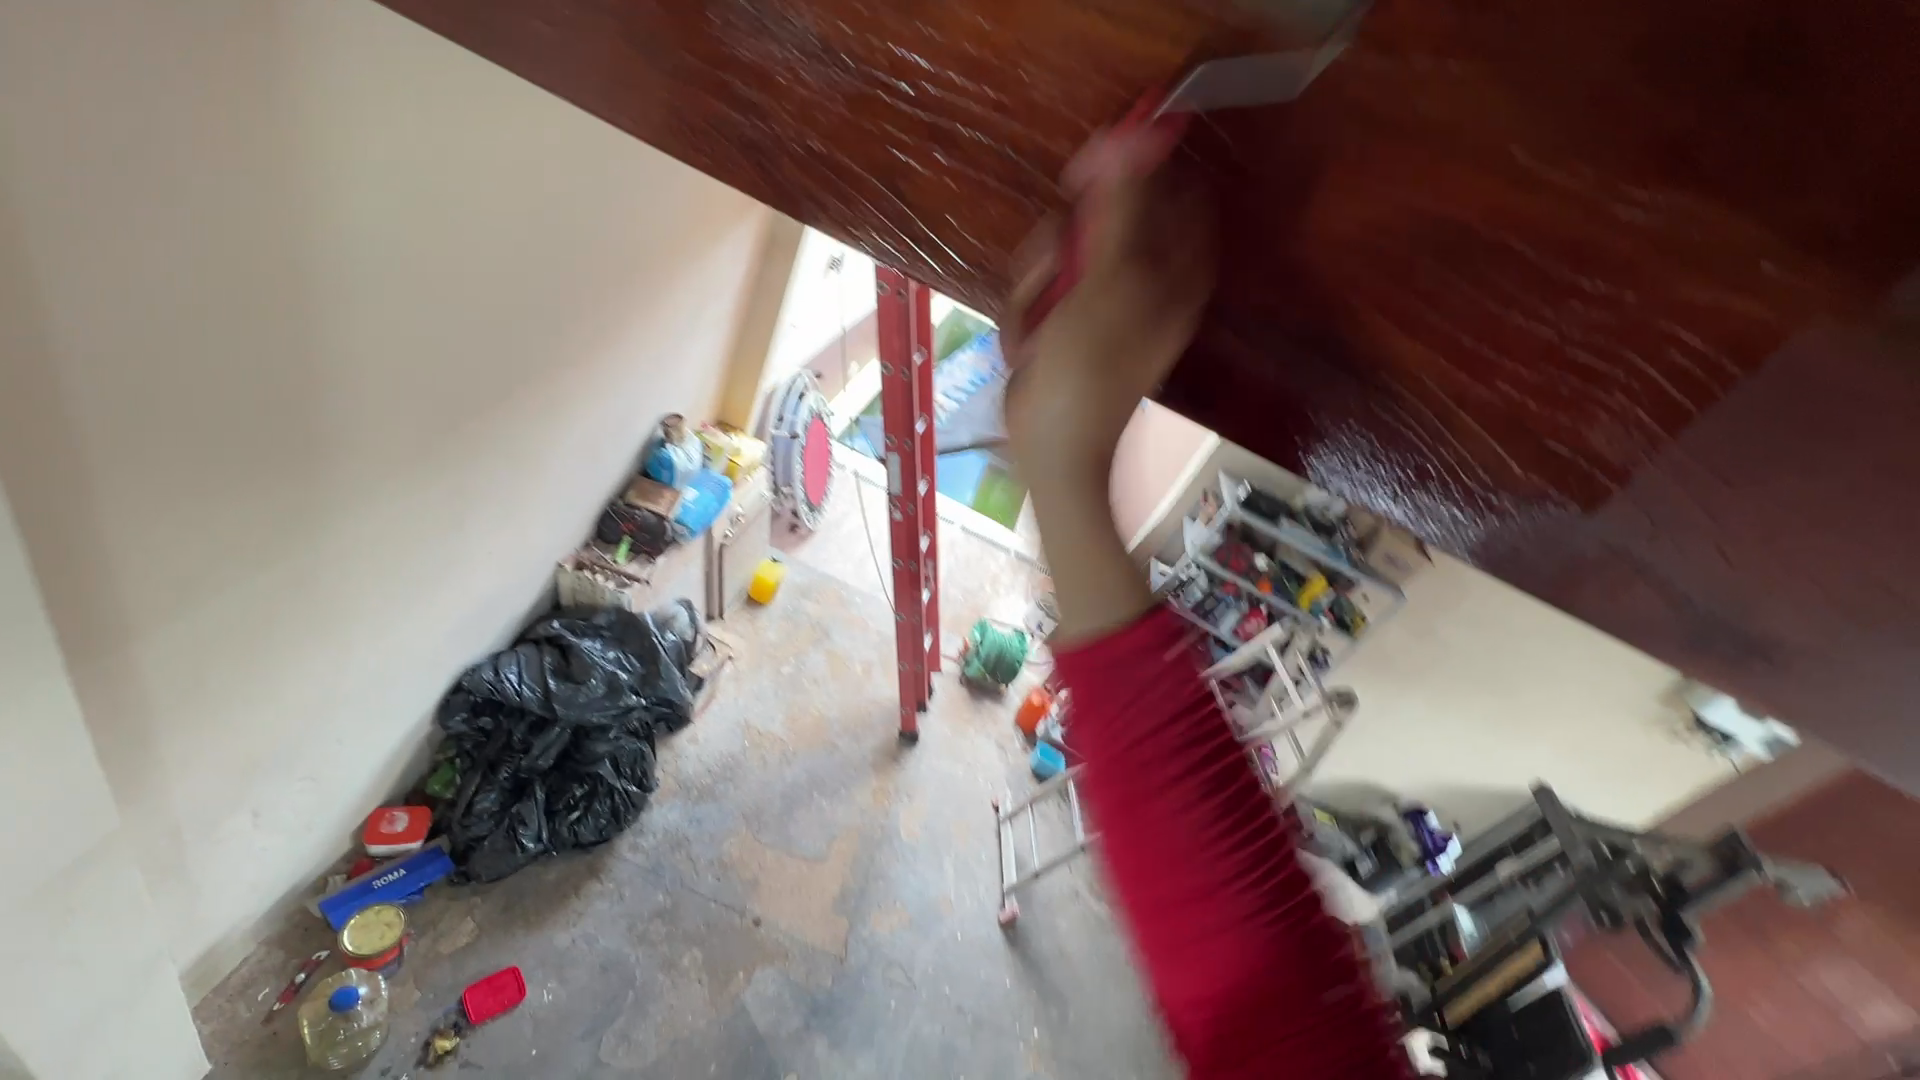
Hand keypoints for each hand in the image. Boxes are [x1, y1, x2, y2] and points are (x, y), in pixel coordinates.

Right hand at [998, 129, 1215, 644]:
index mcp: (1172, 269)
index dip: (1123, 174)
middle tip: (1050, 277)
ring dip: (1033, 289)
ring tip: (1037, 333)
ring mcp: (1098, 304)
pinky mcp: (1063, 326)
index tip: (1081, 177)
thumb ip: (1122, 207)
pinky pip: (1037, 293)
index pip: (1160, 190)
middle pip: (1096, 220)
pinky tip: (1029, 349)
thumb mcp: (1107, 284)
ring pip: (1056, 255)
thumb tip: (1141, 132)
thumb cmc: (1086, 374)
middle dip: (1058, 249)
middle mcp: (1139, 281)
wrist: (1051, 450)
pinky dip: (1024, 317)